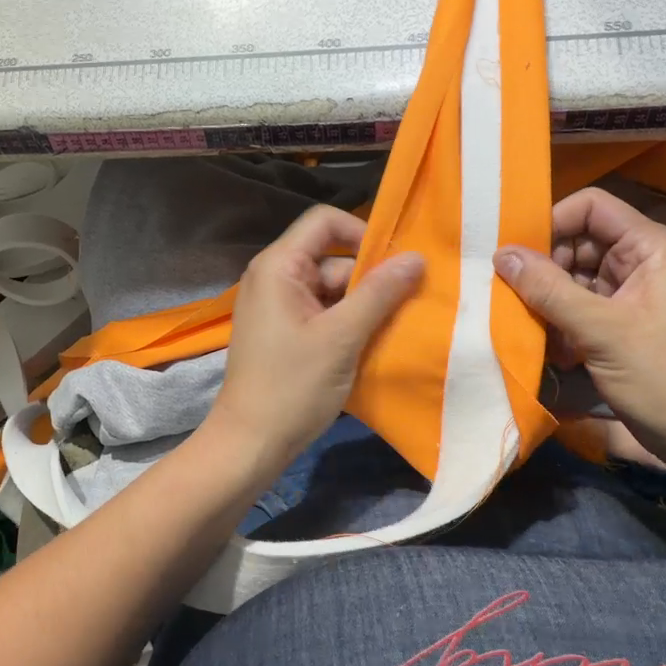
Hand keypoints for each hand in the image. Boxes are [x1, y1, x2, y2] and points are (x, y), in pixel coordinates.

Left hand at [211, 206, 424, 465]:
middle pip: (333, 257)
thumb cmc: (292, 386)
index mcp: (279, 266)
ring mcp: (278, 305)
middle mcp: (274, 277)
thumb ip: (379, 293)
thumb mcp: (342, 337)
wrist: (250, 443)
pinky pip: (323, 312)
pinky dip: (347, 324)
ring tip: (396, 329)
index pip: (325, 221)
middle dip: (370, 279)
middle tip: (408, 306)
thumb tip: (416, 257)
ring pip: (333, 288)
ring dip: (363, 306)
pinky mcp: (284, 331)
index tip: (395, 266)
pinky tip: (372, 345)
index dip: (363, 233)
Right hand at [492, 187, 665, 470]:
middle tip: (514, 298)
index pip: (589, 207)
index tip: (516, 255)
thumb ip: (550, 290)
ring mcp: (630, 294)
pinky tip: (553, 352)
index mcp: (650, 248)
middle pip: (575, 241)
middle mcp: (640, 262)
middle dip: (543, 268)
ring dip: (547, 301)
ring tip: (533, 330)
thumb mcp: (603, 332)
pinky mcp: (621, 324)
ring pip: (571, 277)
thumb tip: (500, 255)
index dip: (551, 222)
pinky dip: (559, 323)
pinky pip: (578, 307)